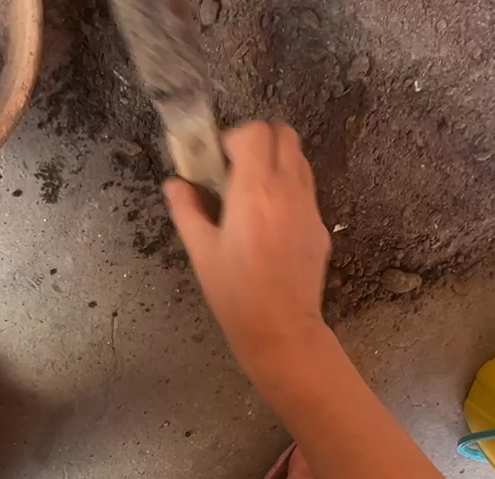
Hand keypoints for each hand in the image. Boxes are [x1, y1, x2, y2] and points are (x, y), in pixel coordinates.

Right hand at [165, 122, 332, 358]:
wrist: (280, 329)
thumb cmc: (236, 294)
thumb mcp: (201, 253)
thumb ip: (187, 211)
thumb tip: (175, 185)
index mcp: (255, 191)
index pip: (254, 132)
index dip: (234, 139)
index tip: (219, 163)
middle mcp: (287, 190)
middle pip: (284, 134)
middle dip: (260, 142)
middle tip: (238, 171)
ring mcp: (309, 208)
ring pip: (299, 160)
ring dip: (277, 163)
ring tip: (254, 196)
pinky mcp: (319, 227)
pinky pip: (306, 192)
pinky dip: (289, 191)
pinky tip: (271, 224)